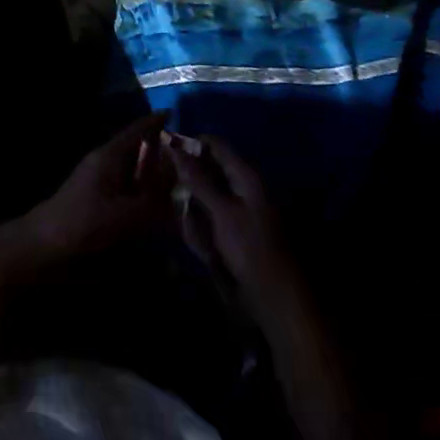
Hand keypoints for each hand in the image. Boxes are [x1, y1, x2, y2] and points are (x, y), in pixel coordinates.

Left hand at [23, 114, 174, 257]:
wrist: (45, 243)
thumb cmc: (84, 222)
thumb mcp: (124, 213)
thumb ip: (154, 200)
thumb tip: (179, 187)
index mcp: (109, 155)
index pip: (136, 130)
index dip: (155, 121)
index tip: (174, 113)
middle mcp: (104, 160)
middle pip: (135, 146)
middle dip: (158, 147)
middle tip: (185, 152)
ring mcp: (98, 177)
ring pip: (130, 165)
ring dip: (150, 168)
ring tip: (176, 174)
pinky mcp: (96, 194)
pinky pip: (124, 182)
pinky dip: (140, 185)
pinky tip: (154, 198)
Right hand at [170, 136, 303, 316]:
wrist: (275, 295)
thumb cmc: (250, 248)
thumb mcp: (221, 212)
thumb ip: (199, 180)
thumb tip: (175, 146)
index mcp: (246, 175)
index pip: (215, 145)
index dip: (190, 145)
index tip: (164, 154)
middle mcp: (244, 186)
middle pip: (210, 169)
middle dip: (188, 178)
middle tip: (167, 190)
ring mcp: (240, 207)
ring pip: (207, 193)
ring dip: (193, 204)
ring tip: (184, 220)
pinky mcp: (235, 227)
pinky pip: (212, 215)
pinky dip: (202, 223)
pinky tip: (198, 238)